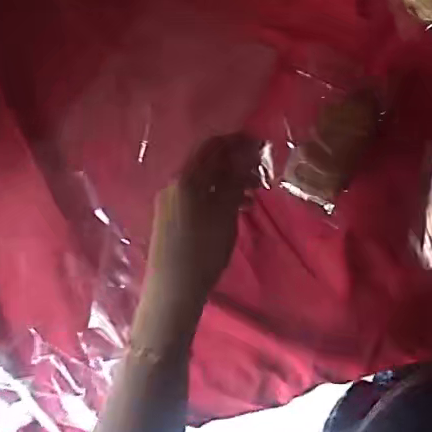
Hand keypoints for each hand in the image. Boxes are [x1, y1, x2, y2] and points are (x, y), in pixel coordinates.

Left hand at [135, 133, 261, 350]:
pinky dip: (218, 196)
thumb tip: (246, 151)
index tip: (260, 145)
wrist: (173, 290)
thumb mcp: (225, 212)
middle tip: (261, 172)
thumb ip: (235, 179)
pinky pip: (198, 195)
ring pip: (204, 180)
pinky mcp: (171, 217)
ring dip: (229, 181)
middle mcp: (174, 183)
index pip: (213, 146)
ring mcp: (170, 200)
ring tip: (254, 194)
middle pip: (208, 162)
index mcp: (186, 178)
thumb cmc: (203, 249)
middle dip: (235, 163)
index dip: (237, 141)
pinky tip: (238, 209)